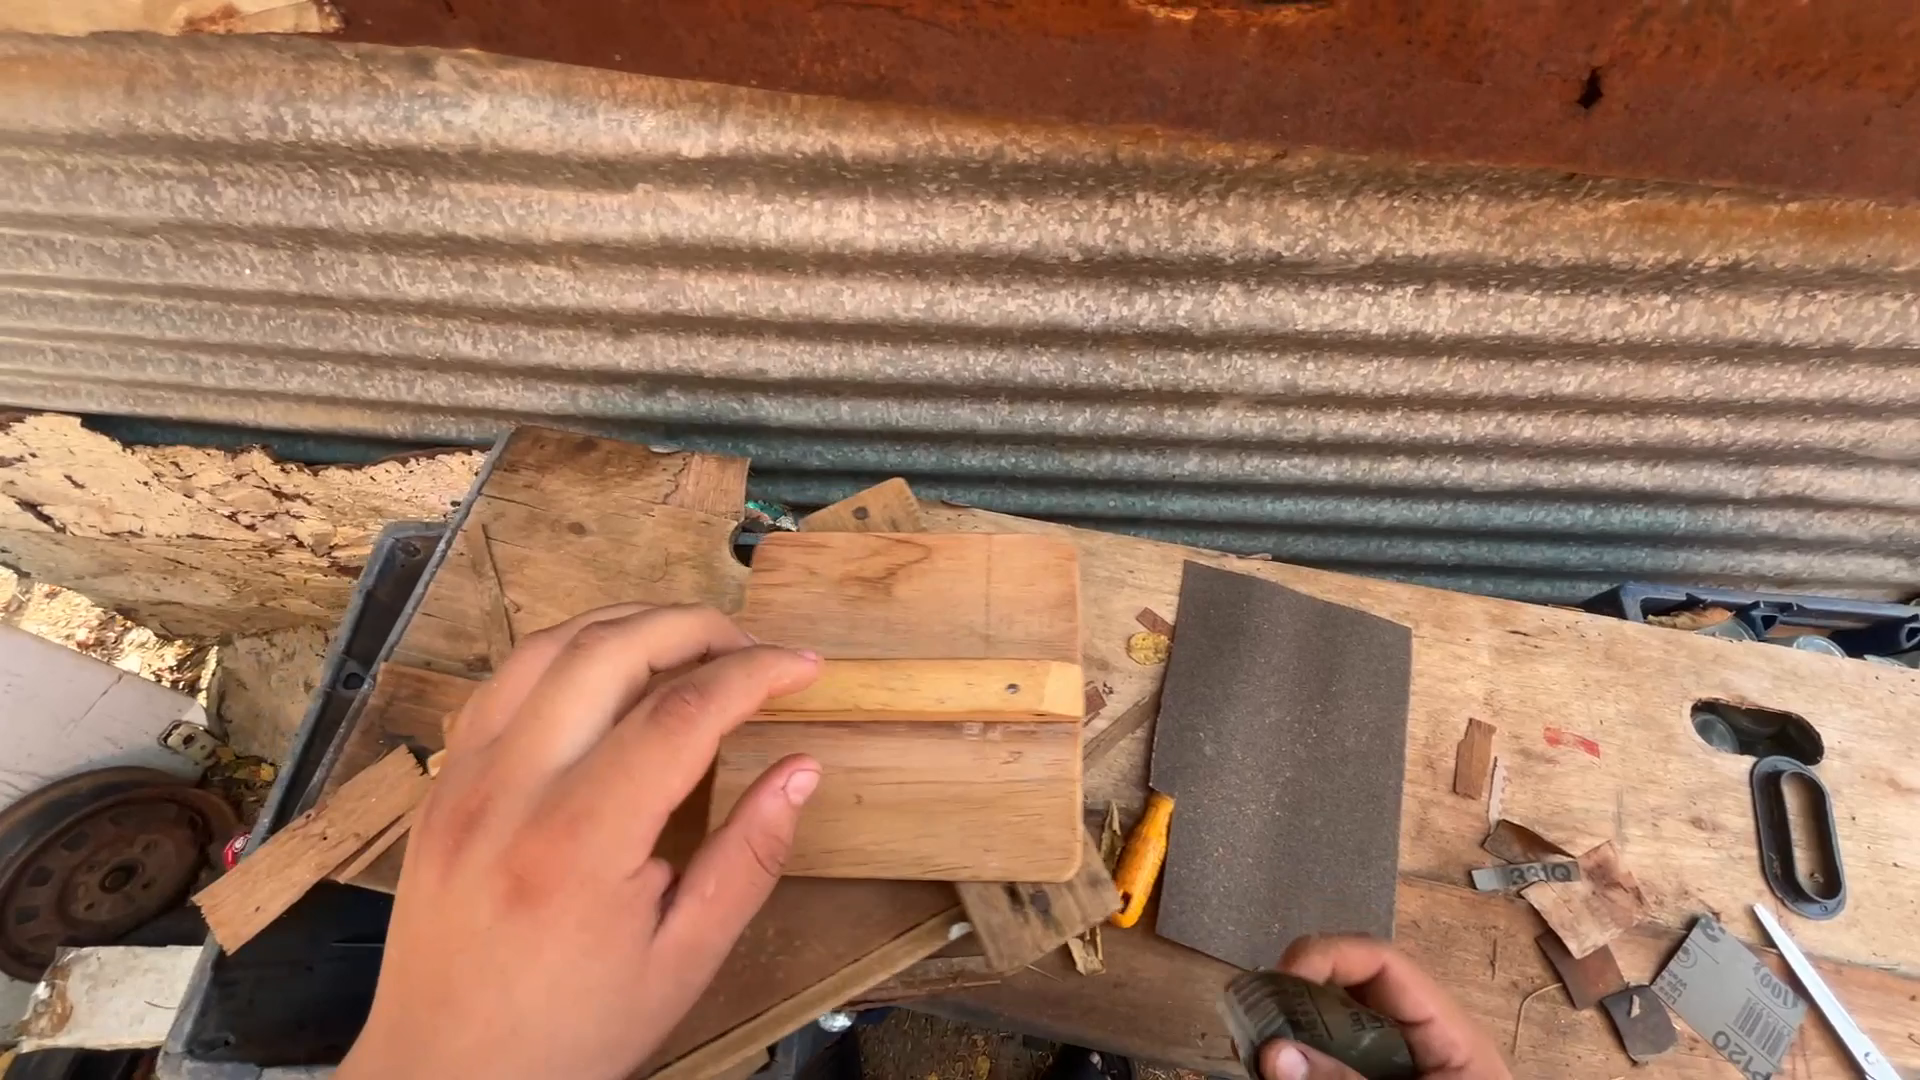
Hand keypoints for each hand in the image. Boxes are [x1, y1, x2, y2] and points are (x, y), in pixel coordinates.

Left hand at [337, 604, 822, 1079]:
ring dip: (636, 623)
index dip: (754, 673)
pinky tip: (618, 667)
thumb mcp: (688, 958)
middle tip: (753, 645)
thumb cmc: (575, 1030)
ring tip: (695, 642)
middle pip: (611, 651)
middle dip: (698, 626)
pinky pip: (510, 676)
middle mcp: (510, 791)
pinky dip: (577, 647)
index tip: (802, 665)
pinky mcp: (441, 778)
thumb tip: (803, 768)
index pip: (680, 714)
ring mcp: (462, 777)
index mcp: (579, 844)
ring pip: (553, 645)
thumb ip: (752, 855)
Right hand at [1258, 936, 1510, 1079]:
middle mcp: (1420, 1040)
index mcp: (1450, 1037)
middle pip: (1349, 986)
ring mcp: (1396, 1068)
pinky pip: (1332, 1059)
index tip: (1279, 979)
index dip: (1327, 955)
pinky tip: (1274, 1073)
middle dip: (1297, 996)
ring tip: (1255, 1054)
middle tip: (1253, 1021)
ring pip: (1331, 1023)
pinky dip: (1303, 1065)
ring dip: (1291, 1033)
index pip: (1382, 963)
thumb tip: (1274, 1053)